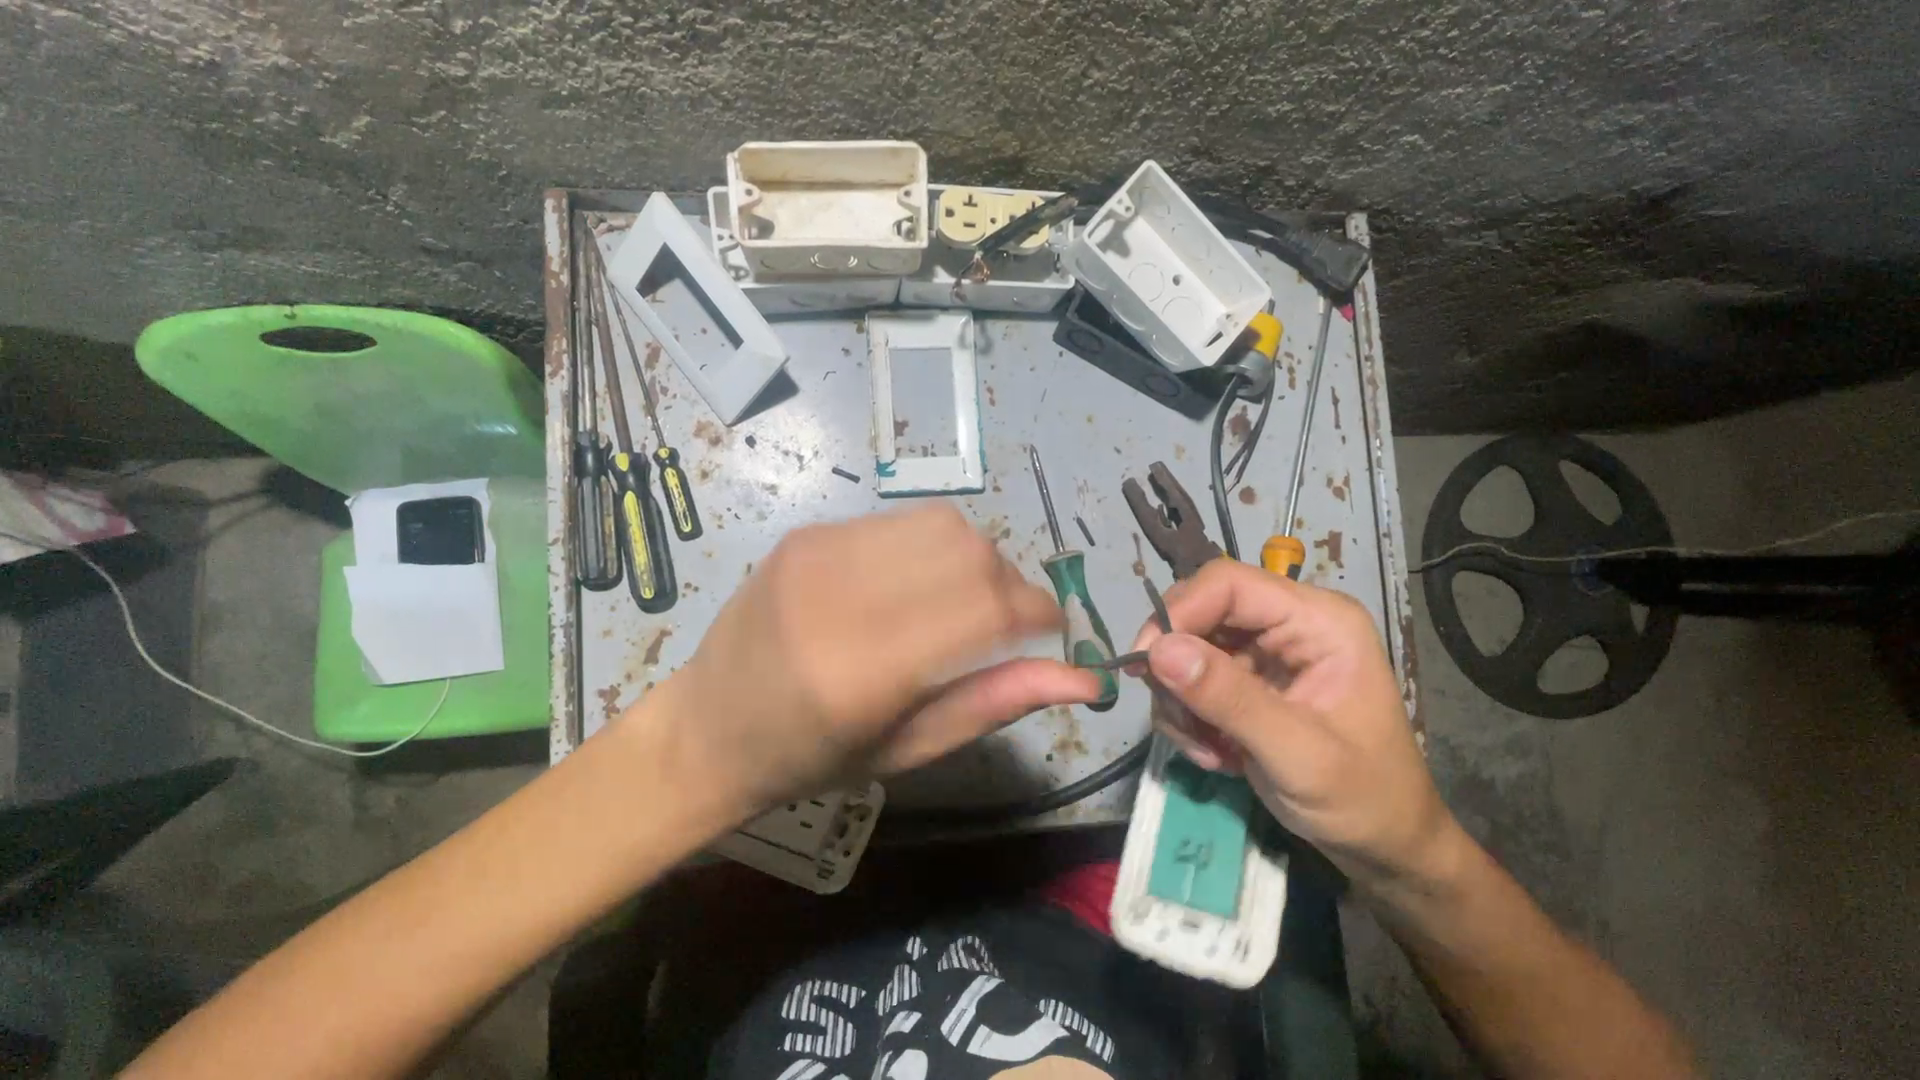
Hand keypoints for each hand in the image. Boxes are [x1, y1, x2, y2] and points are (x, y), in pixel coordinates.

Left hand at [630, 505, 1105, 819]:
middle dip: (1011, 584)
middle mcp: (840, 597)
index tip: (1054, 631)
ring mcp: (817, 555)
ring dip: (975, 559)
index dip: (1038, 612)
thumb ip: (995, 704)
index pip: (986, 608)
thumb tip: (1084, 678)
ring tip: (965, 602)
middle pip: (970, 553)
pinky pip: (899, 521)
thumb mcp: (908, 750)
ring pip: (942, 524)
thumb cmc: (810, 761)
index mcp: (864, 671)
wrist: (707, 728)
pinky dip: (930, 548)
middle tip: (1008, 625)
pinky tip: (916, 584)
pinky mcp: (806, 535)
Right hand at [1129, 559, 1455, 884]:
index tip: (1147, 664)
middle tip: (1176, 720)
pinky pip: (1190, 681)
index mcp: (1319, 621)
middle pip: (1199, 612)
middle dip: (1175, 667)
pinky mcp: (1246, 682)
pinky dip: (1187, 718)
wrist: (1382, 845)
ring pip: (1186, 649)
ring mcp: (1265, 653)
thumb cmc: (1362, 798)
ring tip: (1206, 750)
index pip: (1229, 584)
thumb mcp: (1299, 754)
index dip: (1180, 612)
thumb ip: (1230, 699)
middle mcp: (1288, 624)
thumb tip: (1158, 650)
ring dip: (1180, 701)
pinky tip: (1214, 755)